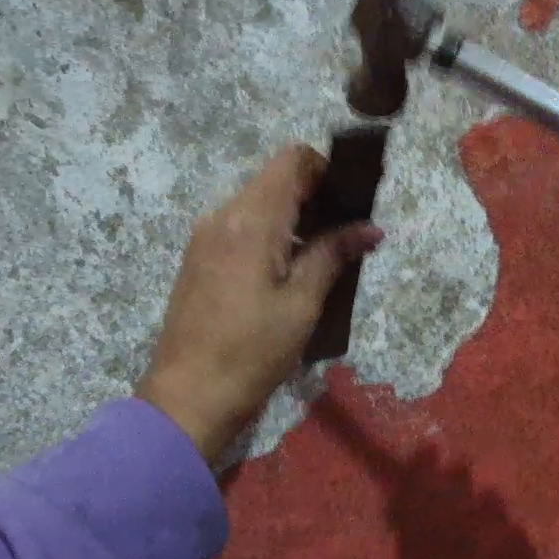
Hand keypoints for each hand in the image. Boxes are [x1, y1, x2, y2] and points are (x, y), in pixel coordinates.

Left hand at [138, 146, 381, 459]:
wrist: (188, 397)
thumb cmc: (252, 351)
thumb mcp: (301, 304)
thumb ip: (333, 255)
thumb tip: (370, 228)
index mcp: (250, 221)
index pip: (292, 161)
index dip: (326, 169)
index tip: (351, 200)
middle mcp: (222, 216)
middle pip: (275, 180)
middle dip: (315, 196)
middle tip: (348, 232)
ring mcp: (205, 237)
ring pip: (258, 204)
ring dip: (293, 217)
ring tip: (323, 255)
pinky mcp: (199, 259)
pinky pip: (241, 227)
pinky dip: (270, 234)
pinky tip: (288, 271)